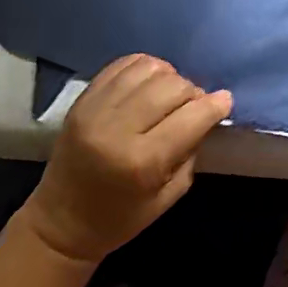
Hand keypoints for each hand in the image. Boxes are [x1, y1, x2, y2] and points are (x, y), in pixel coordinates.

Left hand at [16, 54, 232, 263]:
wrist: (62, 220)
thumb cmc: (121, 218)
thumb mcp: (169, 195)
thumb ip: (190, 152)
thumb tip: (204, 116)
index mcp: (142, 161)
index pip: (190, 117)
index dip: (215, 105)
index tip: (225, 101)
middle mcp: (117, 128)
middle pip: (172, 86)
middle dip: (193, 92)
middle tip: (195, 107)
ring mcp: (95, 109)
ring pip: (148, 69)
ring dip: (169, 78)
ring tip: (171, 96)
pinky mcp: (82, 100)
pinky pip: (122, 66)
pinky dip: (144, 69)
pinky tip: (150, 85)